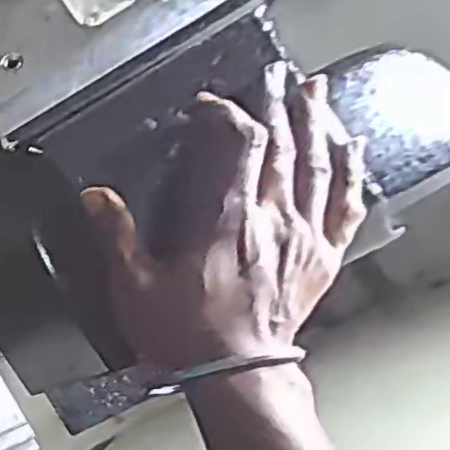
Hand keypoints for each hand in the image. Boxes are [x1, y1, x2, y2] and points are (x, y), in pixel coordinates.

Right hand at [82, 62, 368, 372]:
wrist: (236, 372)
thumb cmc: (188, 335)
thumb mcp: (135, 288)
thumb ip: (117, 237)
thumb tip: (96, 198)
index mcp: (229, 220)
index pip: (239, 143)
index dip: (226, 114)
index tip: (209, 106)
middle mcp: (274, 219)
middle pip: (287, 142)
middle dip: (277, 103)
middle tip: (274, 76)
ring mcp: (304, 237)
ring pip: (321, 162)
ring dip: (319, 121)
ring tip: (317, 91)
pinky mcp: (320, 259)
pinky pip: (345, 204)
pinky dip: (352, 171)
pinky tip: (352, 150)